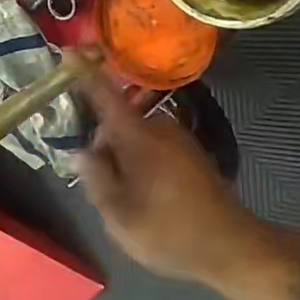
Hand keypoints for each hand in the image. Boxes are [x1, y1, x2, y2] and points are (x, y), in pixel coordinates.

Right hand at [77, 72, 268, 283]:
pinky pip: (152, 144)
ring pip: (135, 134)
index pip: (104, 94)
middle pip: (117, 119)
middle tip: (94, 178)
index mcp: (138, 136)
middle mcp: (159, 127)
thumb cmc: (170, 232)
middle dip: (100, 140)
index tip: (68, 52)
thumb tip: (80, 152)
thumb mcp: (119, 216)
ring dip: (121, 154)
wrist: (232, 247)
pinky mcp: (189, 151)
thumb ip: (95, 179)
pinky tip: (144, 192)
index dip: (84, 73)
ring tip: (121, 194)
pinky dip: (140, 158)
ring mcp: (178, 137)